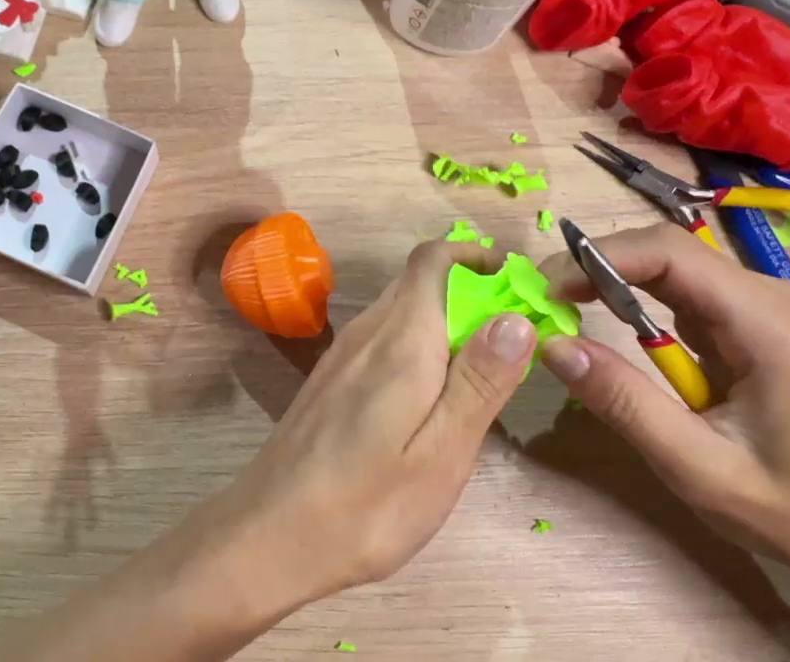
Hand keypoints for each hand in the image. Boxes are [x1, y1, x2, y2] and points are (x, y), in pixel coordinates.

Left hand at [210, 241, 538, 606]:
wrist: (269, 532)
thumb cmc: (366, 504)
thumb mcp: (441, 452)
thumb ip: (479, 381)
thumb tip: (516, 316)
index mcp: (400, 339)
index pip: (433, 259)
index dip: (476, 258)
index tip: (519, 284)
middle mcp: (366, 332)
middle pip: (419, 282)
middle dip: (471, 292)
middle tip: (516, 338)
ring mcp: (342, 355)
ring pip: (400, 311)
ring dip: (445, 321)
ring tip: (483, 372)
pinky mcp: (330, 380)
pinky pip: (382, 340)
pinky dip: (417, 346)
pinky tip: (430, 398)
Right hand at [532, 224, 789, 583]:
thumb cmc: (789, 513)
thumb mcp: (696, 468)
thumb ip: (624, 402)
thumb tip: (553, 345)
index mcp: (772, 328)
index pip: (672, 254)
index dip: (602, 258)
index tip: (553, 291)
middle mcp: (773, 301)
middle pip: (670, 250)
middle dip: (601, 265)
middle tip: (551, 301)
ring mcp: (766, 308)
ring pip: (672, 265)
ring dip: (615, 280)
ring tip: (570, 310)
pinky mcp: (753, 321)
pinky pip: (683, 290)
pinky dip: (637, 299)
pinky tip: (614, 326)